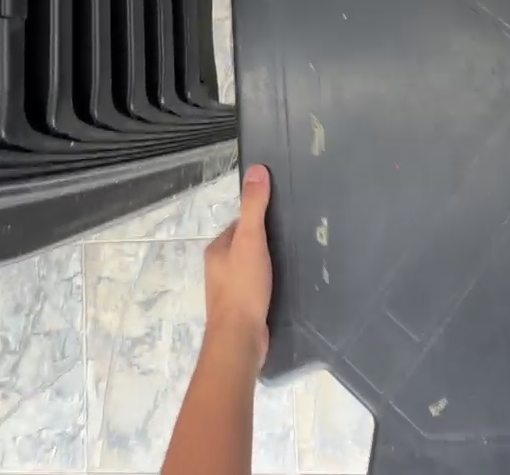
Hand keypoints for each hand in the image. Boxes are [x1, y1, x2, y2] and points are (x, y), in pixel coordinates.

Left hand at [203, 163, 273, 366]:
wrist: (240, 339)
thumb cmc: (243, 286)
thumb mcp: (251, 239)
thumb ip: (254, 206)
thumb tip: (257, 169)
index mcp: (217, 249)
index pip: (241, 223)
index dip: (261, 219)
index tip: (283, 218)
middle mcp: (219, 267)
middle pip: (246, 244)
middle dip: (266, 242)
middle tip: (292, 239)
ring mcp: (229, 290)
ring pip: (252, 266)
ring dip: (269, 263)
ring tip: (292, 261)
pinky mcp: (242, 308)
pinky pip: (257, 286)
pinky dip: (270, 282)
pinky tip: (284, 284)